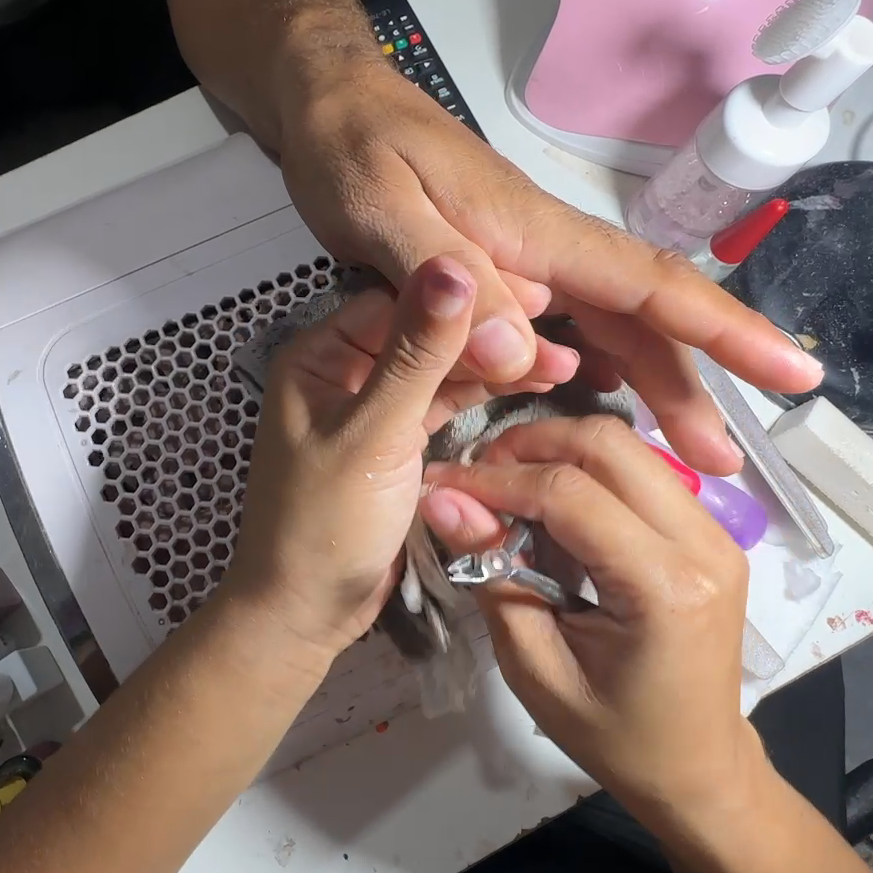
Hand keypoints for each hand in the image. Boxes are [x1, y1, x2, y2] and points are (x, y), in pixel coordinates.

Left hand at [227, 256, 548, 658]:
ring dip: (495, 366)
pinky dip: (482, 397)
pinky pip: (443, 404)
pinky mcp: (397, 440)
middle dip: (489, 334)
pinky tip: (531, 386)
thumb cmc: (326, 522)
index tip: (534, 294)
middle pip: (425, 333)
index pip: (399, 301)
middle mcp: (345, 369)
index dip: (465, 295)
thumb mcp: (373, 434)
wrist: (308, 611)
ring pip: (441, 370)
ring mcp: (373, 405)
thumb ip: (416, 353)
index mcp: (320, 353)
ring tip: (564, 361)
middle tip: (560, 329)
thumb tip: (452, 261)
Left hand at [277, 62, 823, 474]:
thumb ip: (444, 281)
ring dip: (647, 379)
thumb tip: (517, 356)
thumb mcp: (382, 213)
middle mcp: (538, 247)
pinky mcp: (490, 268)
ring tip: (679, 444)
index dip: (722, 330)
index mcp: (528, 233)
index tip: (792, 374)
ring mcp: (518, 257)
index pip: (646, 282)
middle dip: (690, 383)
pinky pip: (554, 322)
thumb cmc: (349, 150)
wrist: (329, 108)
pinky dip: (586, 360)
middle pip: (636, 317)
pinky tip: (597, 393)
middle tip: (726, 460)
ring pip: (601, 324)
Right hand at [418, 416, 764, 820]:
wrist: (698, 767)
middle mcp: (704, 544)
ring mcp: (717, 531)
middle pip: (607, 444)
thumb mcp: (533, 667)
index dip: (495, 481)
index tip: (442, 482)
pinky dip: (585, 466)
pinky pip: (640, 467)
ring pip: (626, 444)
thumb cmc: (612, 733)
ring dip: (556, 448)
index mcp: (665, 588)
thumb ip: (491, 575)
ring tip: (507, 482)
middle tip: (478, 474)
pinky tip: (550, 497)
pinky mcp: (710, 529)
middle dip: (529, 443)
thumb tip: (441, 499)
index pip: (568, 495)